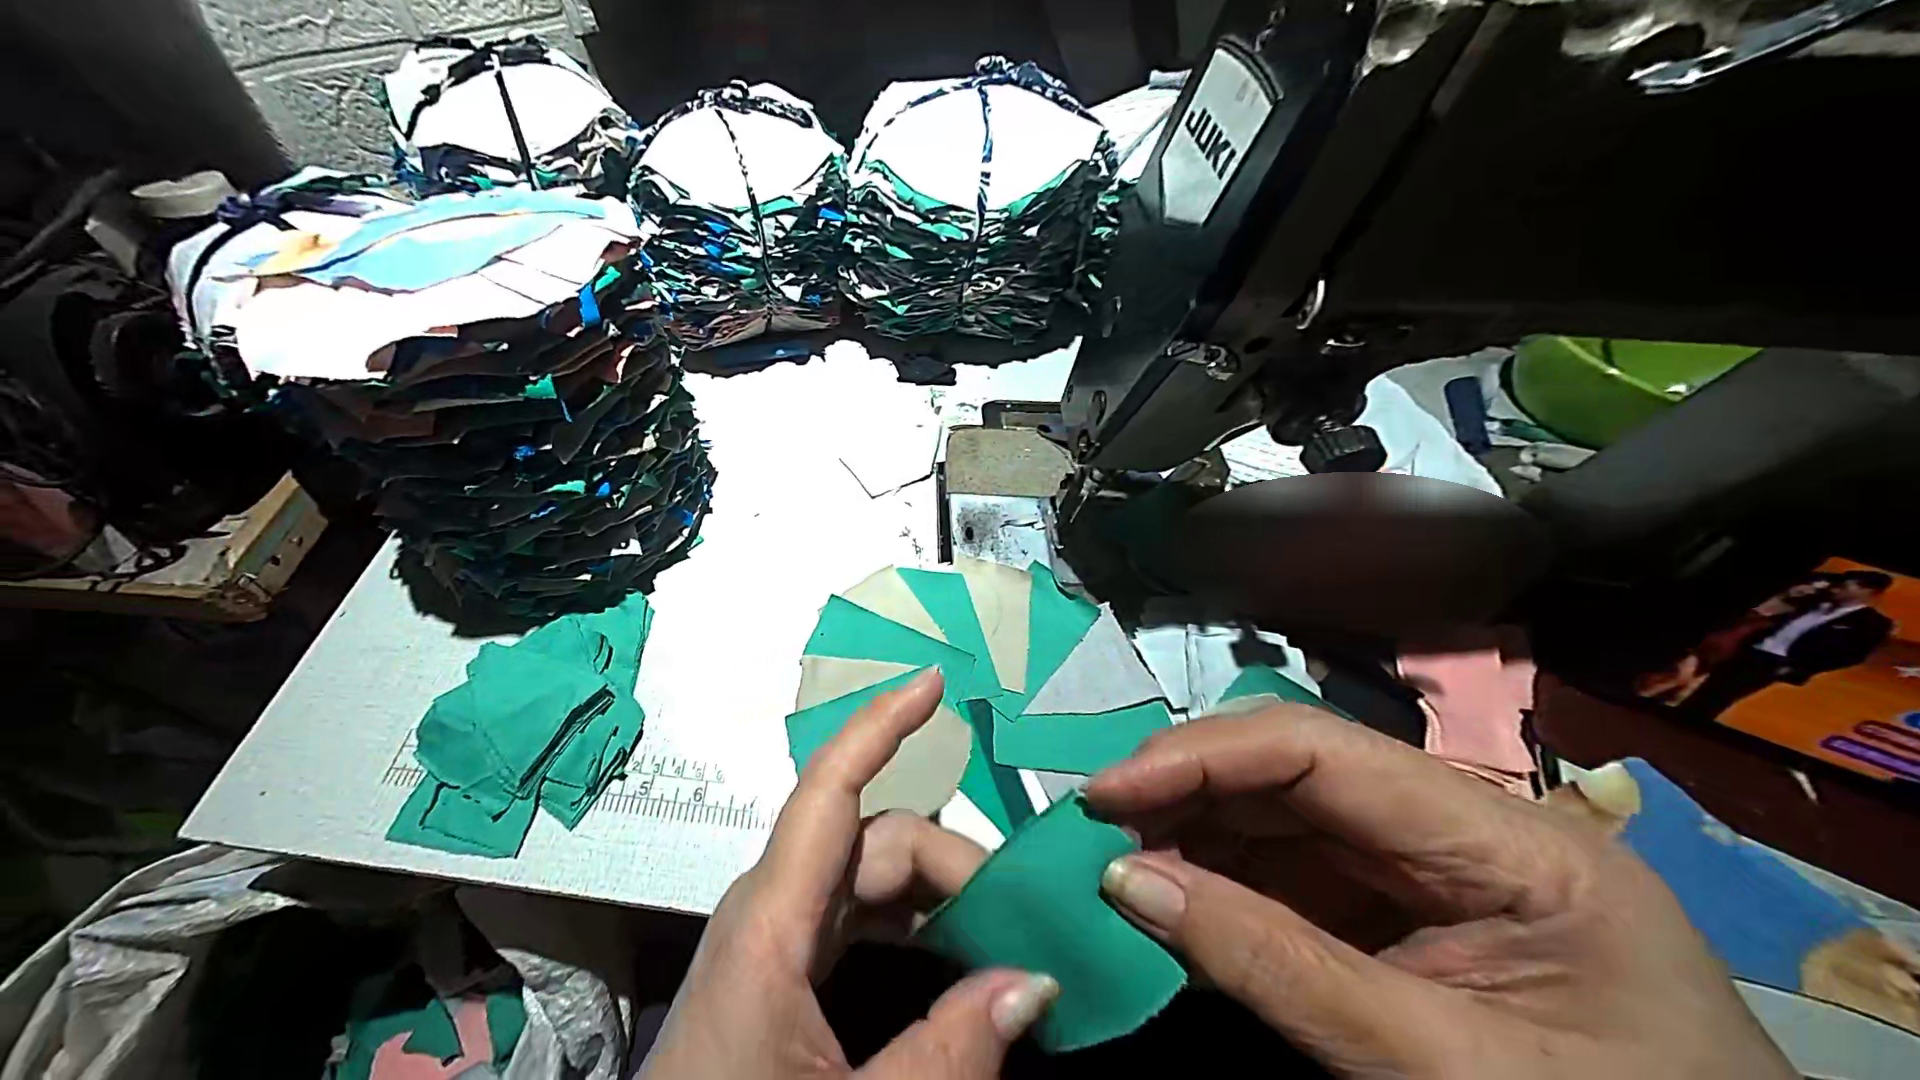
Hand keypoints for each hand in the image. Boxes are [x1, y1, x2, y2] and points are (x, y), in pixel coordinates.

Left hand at [641, 670, 1052, 1079]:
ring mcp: (777, 936)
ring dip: (939, 893)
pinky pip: (862, 914)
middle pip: (877, 840)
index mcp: (770, 920)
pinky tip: (953, 957)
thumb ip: (947, 1051)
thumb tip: (1035, 982)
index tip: (933, 683)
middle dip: (954, 865)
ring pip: (874, 876)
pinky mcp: (784, 966)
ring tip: (999, 938)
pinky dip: (915, 922)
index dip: (883, 725)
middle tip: (1022, 929)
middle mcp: (772, 907)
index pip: (830, 788)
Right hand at [1085, 706, 1795, 1079]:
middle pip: (1289, 768)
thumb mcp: (1445, 1070)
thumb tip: (1128, 881)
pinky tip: (1169, 892)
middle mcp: (1454, 826)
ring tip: (1117, 858)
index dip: (1199, 755)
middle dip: (1183, 788)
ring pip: (1275, 812)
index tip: (1105, 791)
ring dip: (1189, 829)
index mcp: (1508, 839)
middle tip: (1096, 826)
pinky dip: (1216, 878)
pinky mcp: (1392, 908)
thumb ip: (1278, 969)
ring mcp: (1420, 866)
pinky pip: (1284, 869)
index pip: (1321, 749)